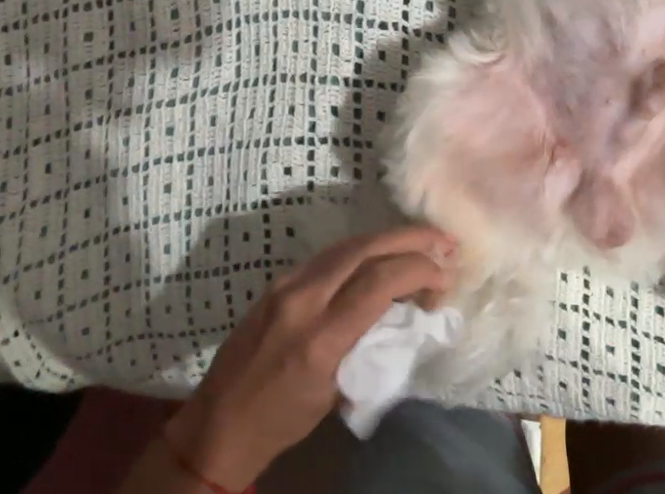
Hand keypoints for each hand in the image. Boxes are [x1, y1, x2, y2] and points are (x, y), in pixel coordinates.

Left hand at [160, 225, 454, 489]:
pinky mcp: (277, 283)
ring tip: (421, 243)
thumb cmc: (282, 420)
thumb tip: (407, 311)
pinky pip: (328, 256)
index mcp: (319, 337)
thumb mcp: (336, 390)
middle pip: (364, 249)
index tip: (446, 275)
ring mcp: (285, 285)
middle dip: (410, 239)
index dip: (419, 269)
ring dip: (387, 240)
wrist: (218, 425)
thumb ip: (369, 343)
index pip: (378, 282)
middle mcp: (301, 299)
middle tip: (444, 241)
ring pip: (346, 245)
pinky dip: (362, 250)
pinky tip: (380, 256)